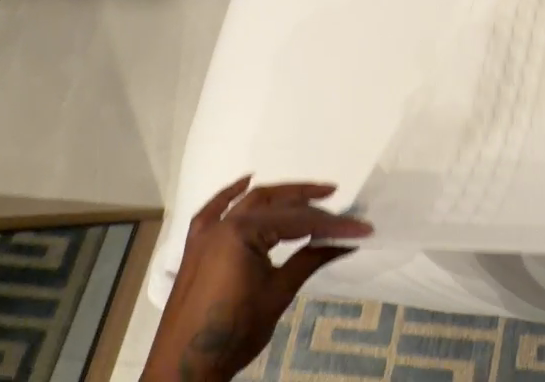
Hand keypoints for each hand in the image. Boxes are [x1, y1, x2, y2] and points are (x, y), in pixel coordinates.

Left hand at [143, 176, 372, 381]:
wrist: (182, 369)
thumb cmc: (233, 332)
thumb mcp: (278, 293)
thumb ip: (310, 259)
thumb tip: (346, 241)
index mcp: (242, 233)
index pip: (299, 221)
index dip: (333, 225)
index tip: (362, 229)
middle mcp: (223, 225)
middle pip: (276, 205)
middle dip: (310, 204)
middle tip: (340, 206)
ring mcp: (205, 236)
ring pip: (250, 203)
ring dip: (281, 197)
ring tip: (312, 196)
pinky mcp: (195, 249)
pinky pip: (212, 212)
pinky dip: (229, 195)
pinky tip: (246, 182)